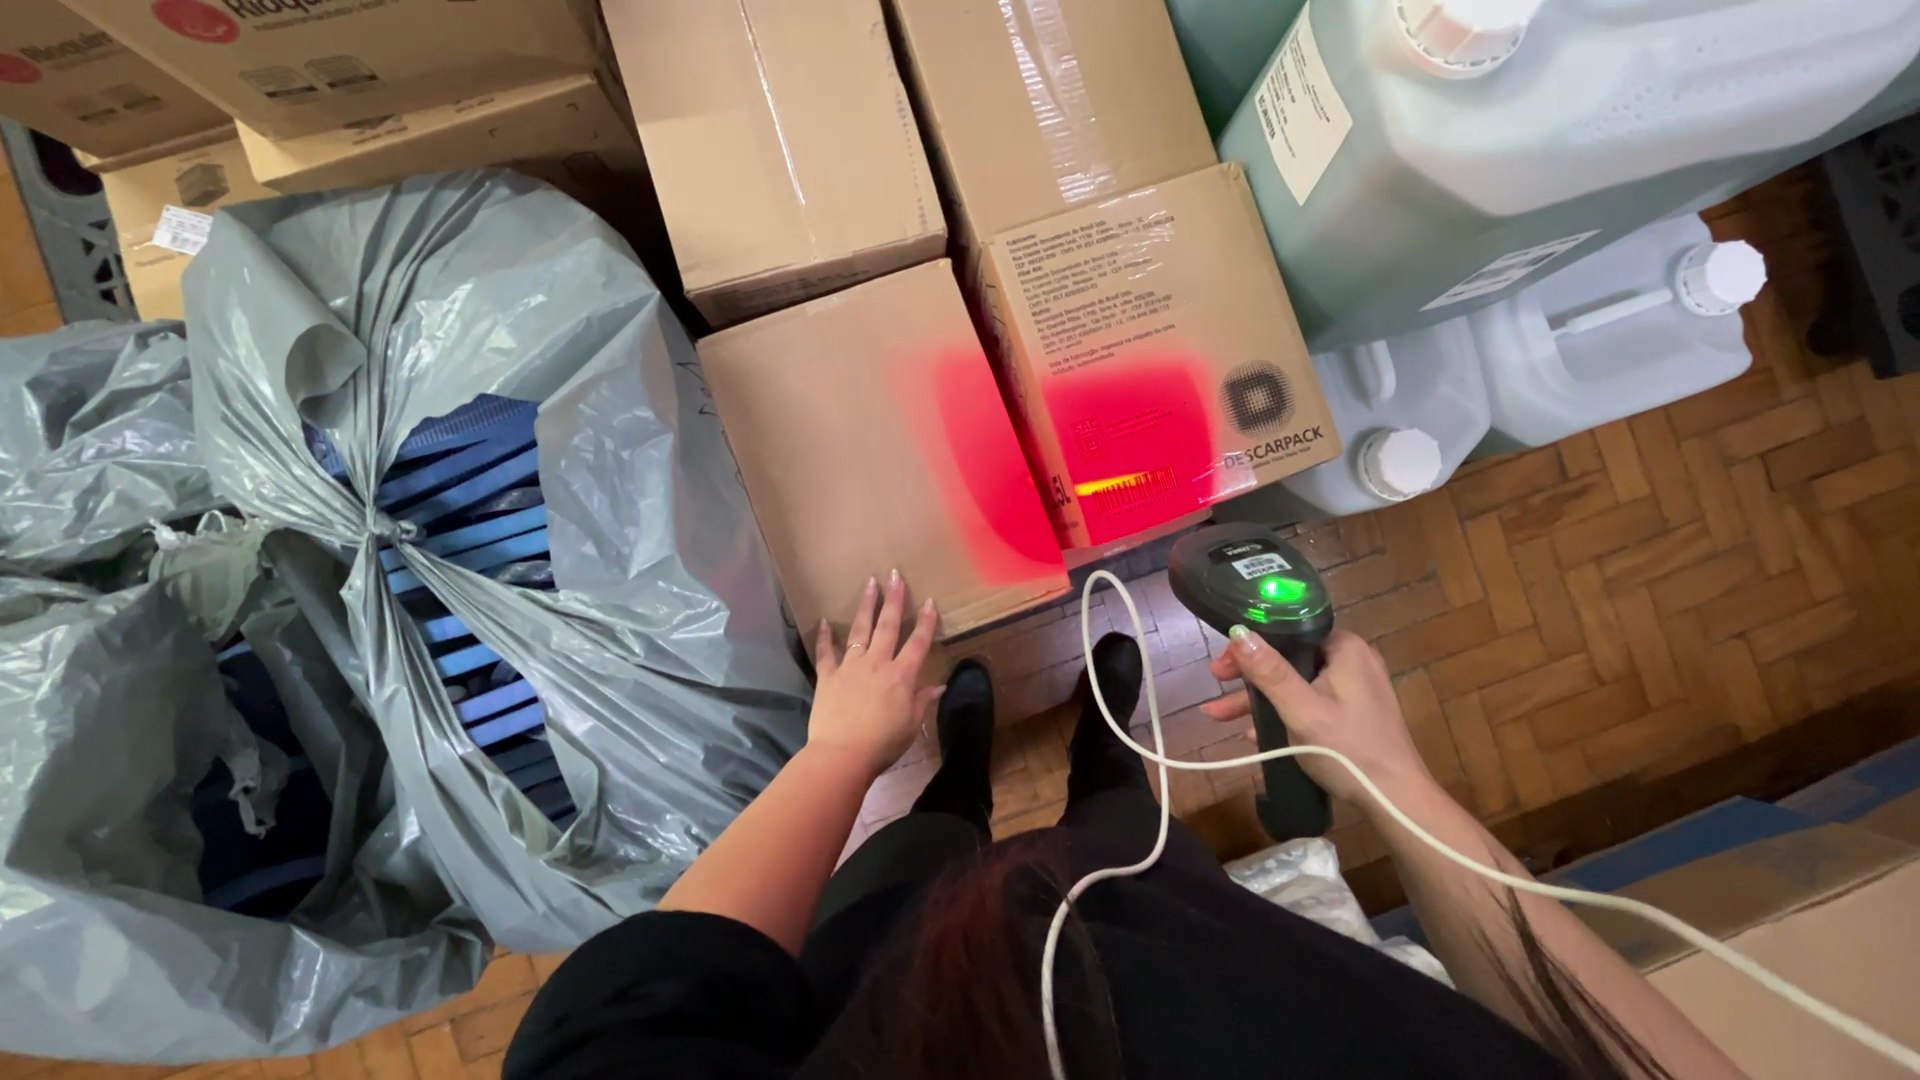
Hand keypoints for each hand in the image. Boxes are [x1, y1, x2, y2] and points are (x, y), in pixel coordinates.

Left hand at [808, 571, 944, 778]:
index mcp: (901, 676)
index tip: (930, 602)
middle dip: (894, 599)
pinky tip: (823, 621)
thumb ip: (922, 701)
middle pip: (888, 625)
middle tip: (895, 575)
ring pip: (860, 630)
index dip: (926, 621)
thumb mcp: (911, 725)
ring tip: (870, 584)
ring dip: (866, 606)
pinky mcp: (828, 676)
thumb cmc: (882, 744)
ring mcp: (850, 667)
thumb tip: (937, 686)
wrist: (842, 755)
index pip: (918, 643)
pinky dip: (824, 636)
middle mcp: (877, 663)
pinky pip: (826, 652)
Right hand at [1200, 628, 1432, 804]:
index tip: (1221, 667)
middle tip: (1216, 685)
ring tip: (1218, 716)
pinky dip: (1280, 712)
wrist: (1395, 802)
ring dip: (1258, 699)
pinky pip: (1307, 701)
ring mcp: (1353, 687)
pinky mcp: (1352, 711)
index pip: (1287, 632)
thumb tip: (1238, 631)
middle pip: (1287, 658)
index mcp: (1345, 649)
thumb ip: (1269, 671)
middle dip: (1248, 676)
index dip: (1249, 646)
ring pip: (1294, 683)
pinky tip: (1252, 732)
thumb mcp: (1301, 710)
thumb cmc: (1348, 750)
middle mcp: (1352, 660)